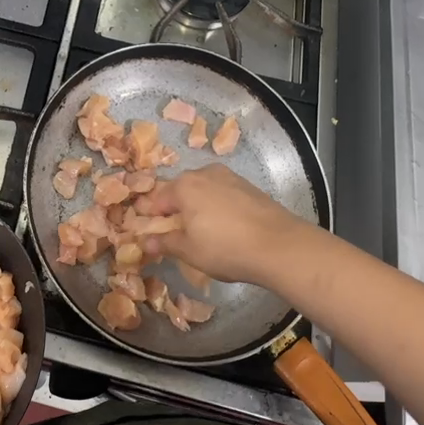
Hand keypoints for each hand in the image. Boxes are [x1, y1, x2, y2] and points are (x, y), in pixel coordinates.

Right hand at [141, 164, 315, 285]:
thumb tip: (144, 242)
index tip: (145, 228)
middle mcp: (203, 173)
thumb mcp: (189, 251)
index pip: (156, 198)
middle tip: (172, 231)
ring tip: (199, 229)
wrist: (279, 245)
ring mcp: (228, 177)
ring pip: (202, 189)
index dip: (148, 214)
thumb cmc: (225, 248)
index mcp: (183, 186)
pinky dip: (216, 206)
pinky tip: (223, 225)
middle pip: (179, 189)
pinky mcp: (247, 186)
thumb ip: (165, 243)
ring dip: (196, 205)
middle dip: (173, 208)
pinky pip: (221, 193)